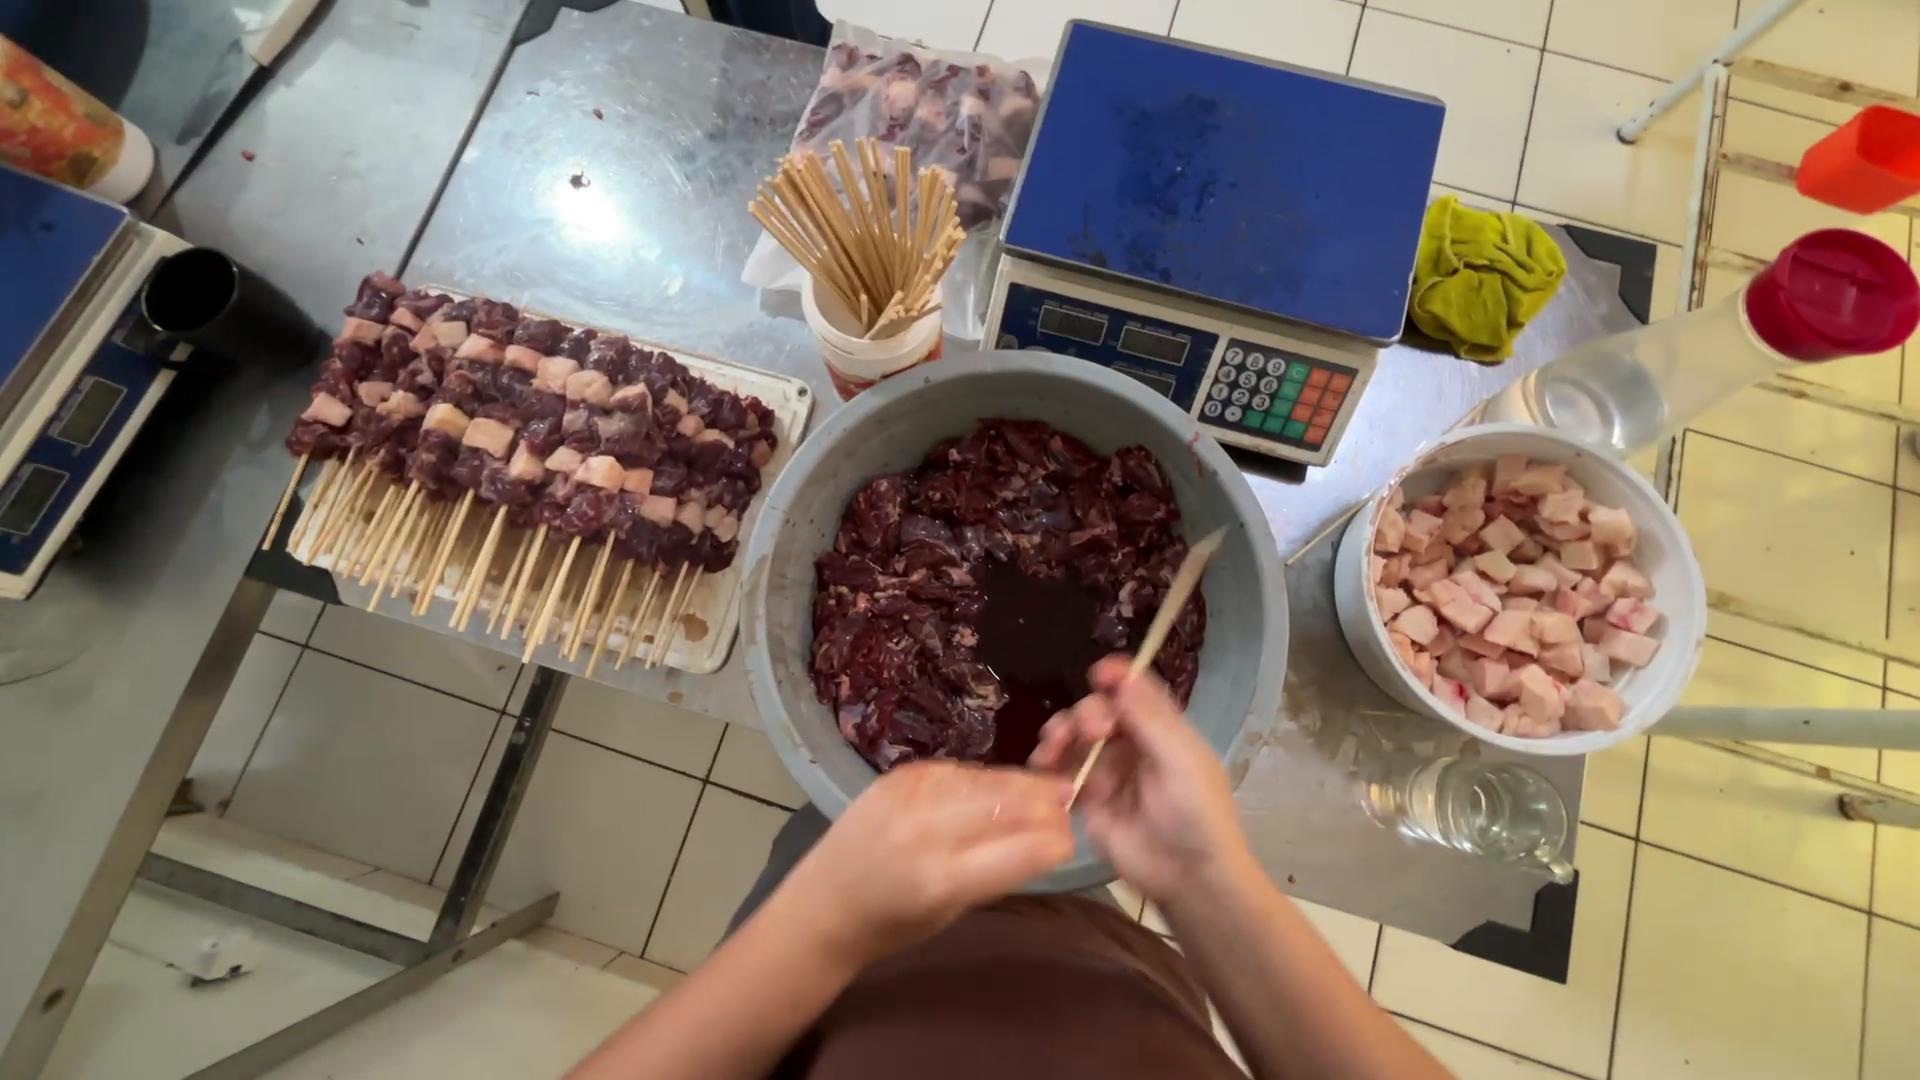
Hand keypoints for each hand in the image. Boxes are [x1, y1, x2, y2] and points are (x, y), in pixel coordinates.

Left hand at [772, 760, 1074, 968]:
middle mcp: (925, 830)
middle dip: (1043, 802)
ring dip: (1019, 783)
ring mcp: (909, 796)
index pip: (1017, 852)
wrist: (823, 902)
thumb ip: (993, 872)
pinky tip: (1000, 783)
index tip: (1071, 837)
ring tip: (1046, 785)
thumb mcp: (949, 912)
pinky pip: (956, 771)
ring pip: (983, 780)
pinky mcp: (898, 775)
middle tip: (1069, 799)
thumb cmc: (889, 925)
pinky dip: (983, 778)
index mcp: (940, 879)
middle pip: (1004, 805)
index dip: (1053, 841)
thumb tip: (1040, 838)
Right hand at [1029, 656, 1254, 908]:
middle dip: (1085, 714)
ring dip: (1059, 733)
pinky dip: (1048, 766)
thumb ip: (1149, 718)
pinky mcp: (1086, 800)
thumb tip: (1122, 674)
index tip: (1097, 674)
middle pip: (1096, 711)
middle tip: (1088, 732)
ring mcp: (1105, 771)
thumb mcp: (1181, 761)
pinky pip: (1060, 773)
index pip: (1132, 690)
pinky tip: (1043, 767)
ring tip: (1051, 747)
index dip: (1114, 677)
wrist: (1189, 877)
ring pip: (1073, 738)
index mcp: (1159, 728)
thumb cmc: (1197, 814)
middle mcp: (1130, 744)